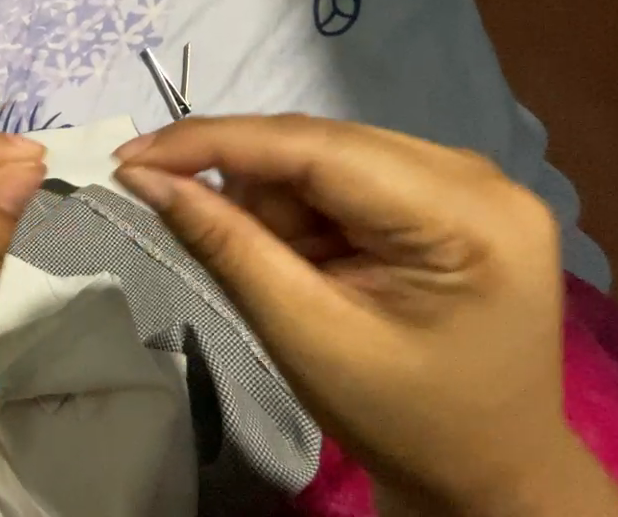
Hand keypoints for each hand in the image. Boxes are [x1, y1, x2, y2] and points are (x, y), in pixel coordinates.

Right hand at [115, 115, 617, 515]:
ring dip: (269, 200)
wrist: (488, 476)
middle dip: (243, 183)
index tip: (129, 157)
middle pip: (311, 143)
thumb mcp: (302, 333)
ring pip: (312, 152)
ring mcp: (462, 178)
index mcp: (465, 217)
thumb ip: (222, 242)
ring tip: (280, 268)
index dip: (210, 142)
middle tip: (193, 223)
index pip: (312, 147)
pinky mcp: (441, 189)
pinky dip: (294, 206)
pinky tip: (302, 254)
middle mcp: (473, 175)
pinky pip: (332, 168)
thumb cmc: (404, 419)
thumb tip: (139, 175)